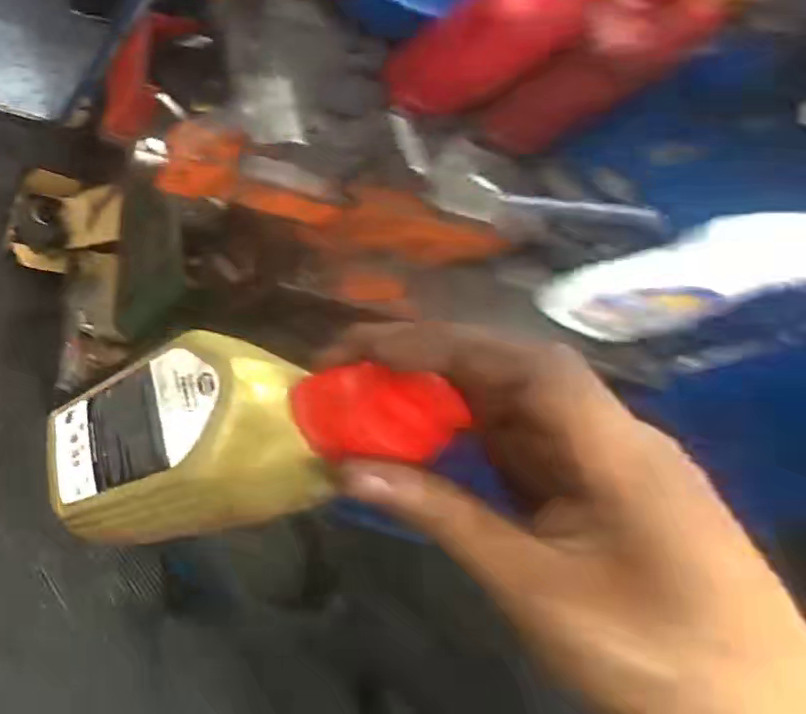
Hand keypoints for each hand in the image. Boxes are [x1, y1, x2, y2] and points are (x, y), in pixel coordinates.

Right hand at [319, 323, 805, 713]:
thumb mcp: (539, 591)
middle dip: (419, 355)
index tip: (365, 352)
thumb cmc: (663, 660)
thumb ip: (442, 517)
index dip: (442, 344)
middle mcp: (611, 442)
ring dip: (427, 387)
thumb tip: (342, 468)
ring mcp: (600, 464)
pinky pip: (505, 436)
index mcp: (621, 455)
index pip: (529, 366)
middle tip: (341, 362)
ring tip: (359, 390)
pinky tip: (406, 434)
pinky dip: (447, 425)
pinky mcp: (585, 489)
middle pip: (507, 369)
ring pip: (501, 398)